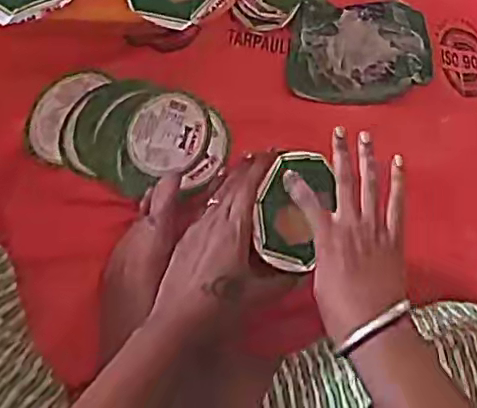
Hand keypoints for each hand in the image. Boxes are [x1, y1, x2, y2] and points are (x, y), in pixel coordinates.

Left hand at [149, 154, 298, 335]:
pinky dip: (218, 197)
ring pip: (218, 193)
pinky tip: (221, 205)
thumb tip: (303, 269)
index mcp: (234, 225)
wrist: (174, 325)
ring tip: (244, 171)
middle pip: (233, 182)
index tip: (275, 151)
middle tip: (264, 156)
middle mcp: (215, 219)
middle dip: (249, 165)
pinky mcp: (185, 239)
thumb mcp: (257, 295)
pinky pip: (206, 208)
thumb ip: (283, 280)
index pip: (250, 183)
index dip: (263, 164)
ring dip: (233, 179)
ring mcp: (197, 228)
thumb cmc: (218, 308)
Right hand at [286, 128, 408, 344]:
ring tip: (366, 137)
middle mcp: (351, 224)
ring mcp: (374, 226)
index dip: (298, 186)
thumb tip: (323, 242)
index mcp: (328, 237)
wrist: (374, 327)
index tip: (290, 171)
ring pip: (370, 184)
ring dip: (368, 158)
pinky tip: (398, 162)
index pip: (309, 203)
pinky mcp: (394, 234)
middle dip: (341, 154)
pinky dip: (398, 180)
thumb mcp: (320, 280)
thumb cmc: (341, 311)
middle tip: (340, 132)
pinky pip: (397, 201)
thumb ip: (322, 253)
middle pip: (344, 181)